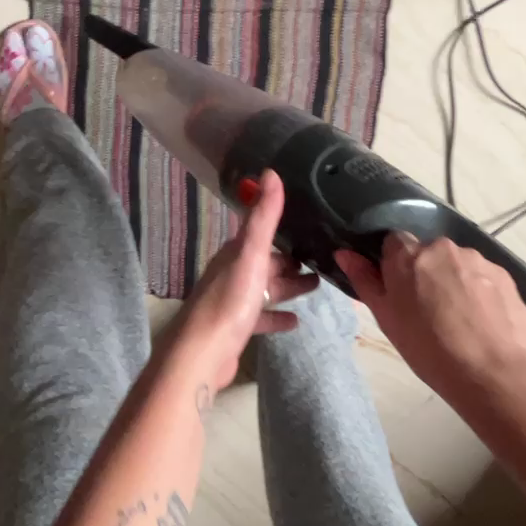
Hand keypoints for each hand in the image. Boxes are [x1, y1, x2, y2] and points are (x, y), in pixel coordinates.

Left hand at [169, 171, 318, 391]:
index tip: (310, 227)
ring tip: (317, 285)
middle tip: (322, 260)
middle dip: (291, 260)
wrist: (203, 353)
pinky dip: (278, 316)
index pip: (261, 235)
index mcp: (234, 253)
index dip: (284, 232)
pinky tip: (296, 321)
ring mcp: (233, 302)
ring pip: (266, 289)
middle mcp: (232, 273)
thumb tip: (271, 173)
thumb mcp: (250, 253)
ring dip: (288, 286)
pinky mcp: (236, 329)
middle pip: (266, 263)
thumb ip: (262, 217)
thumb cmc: (229, 300)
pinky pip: (262, 318)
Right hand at [335, 235, 525, 409]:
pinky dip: (480, 292)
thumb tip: (344, 253)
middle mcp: (441, 248)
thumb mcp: (387, 319)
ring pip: (457, 264)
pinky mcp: (505, 276)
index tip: (399, 290)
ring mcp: (477, 260)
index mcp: (407, 255)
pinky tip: (483, 322)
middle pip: (428, 252)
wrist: (497, 375)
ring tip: (461, 320)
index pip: (393, 242)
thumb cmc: (430, 350)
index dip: (394, 265)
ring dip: (454, 281)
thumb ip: (365, 280)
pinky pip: (484, 277)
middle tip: (429, 309)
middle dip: (426, 273)